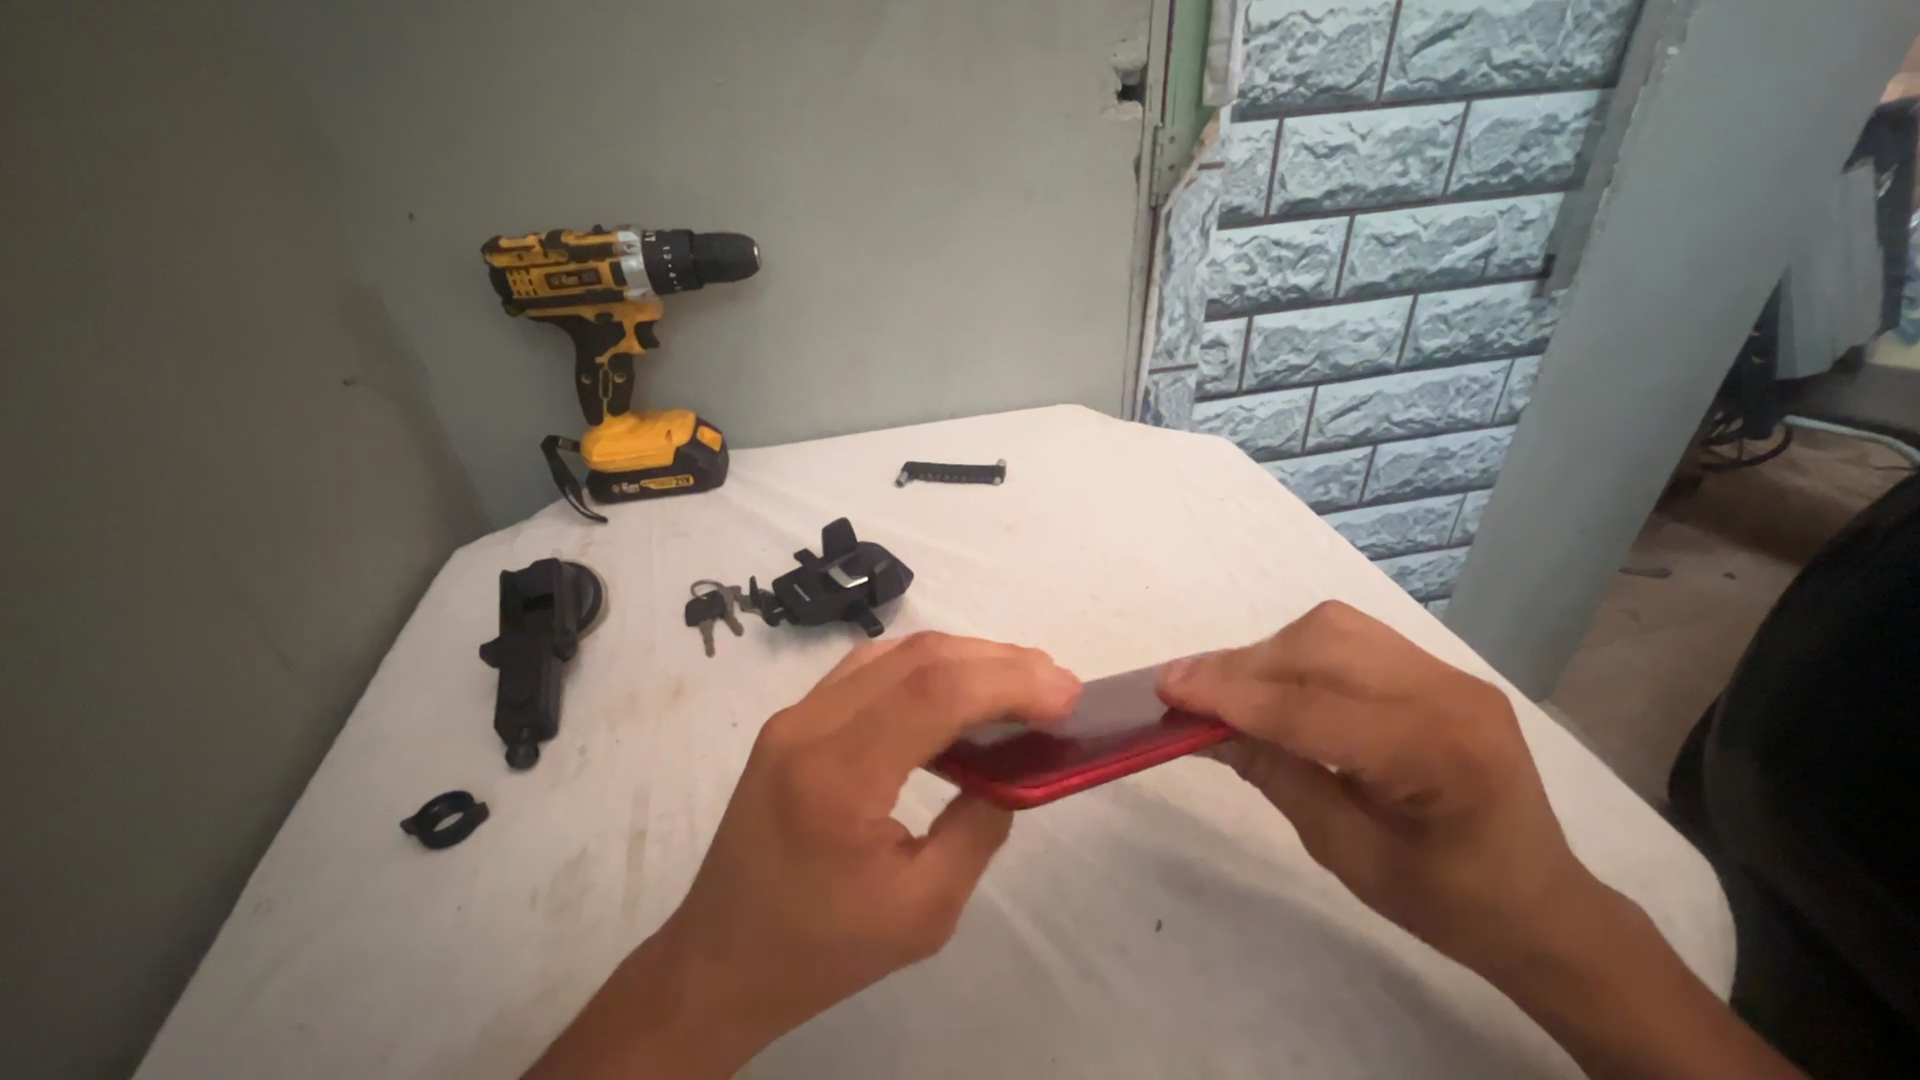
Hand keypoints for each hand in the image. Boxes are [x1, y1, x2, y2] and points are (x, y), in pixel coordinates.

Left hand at [528, 633, 1080, 1079]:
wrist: (722, 959)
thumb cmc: (823, 949)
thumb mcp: (925, 910)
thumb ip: (979, 828)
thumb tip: (1015, 768)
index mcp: (837, 776)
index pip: (935, 691)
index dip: (1010, 681)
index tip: (1067, 696)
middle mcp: (808, 726)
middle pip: (918, 657)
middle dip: (999, 661)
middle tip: (1057, 687)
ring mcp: (794, 717)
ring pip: (893, 653)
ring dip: (964, 657)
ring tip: (1020, 683)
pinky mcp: (793, 722)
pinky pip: (868, 670)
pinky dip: (925, 668)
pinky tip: (957, 692)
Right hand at [1157, 600, 1594, 976]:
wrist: (1539, 904)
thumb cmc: (1445, 901)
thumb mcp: (1345, 850)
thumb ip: (1274, 773)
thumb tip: (1201, 725)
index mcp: (1438, 754)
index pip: (1311, 707)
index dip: (1230, 694)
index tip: (1166, 689)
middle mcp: (1450, 694)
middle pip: (1321, 646)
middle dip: (1242, 665)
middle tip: (1184, 691)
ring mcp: (1450, 673)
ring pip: (1333, 628)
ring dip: (1268, 653)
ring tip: (1225, 689)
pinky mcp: (1440, 669)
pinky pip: (1353, 639)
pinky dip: (1298, 653)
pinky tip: (1275, 685)